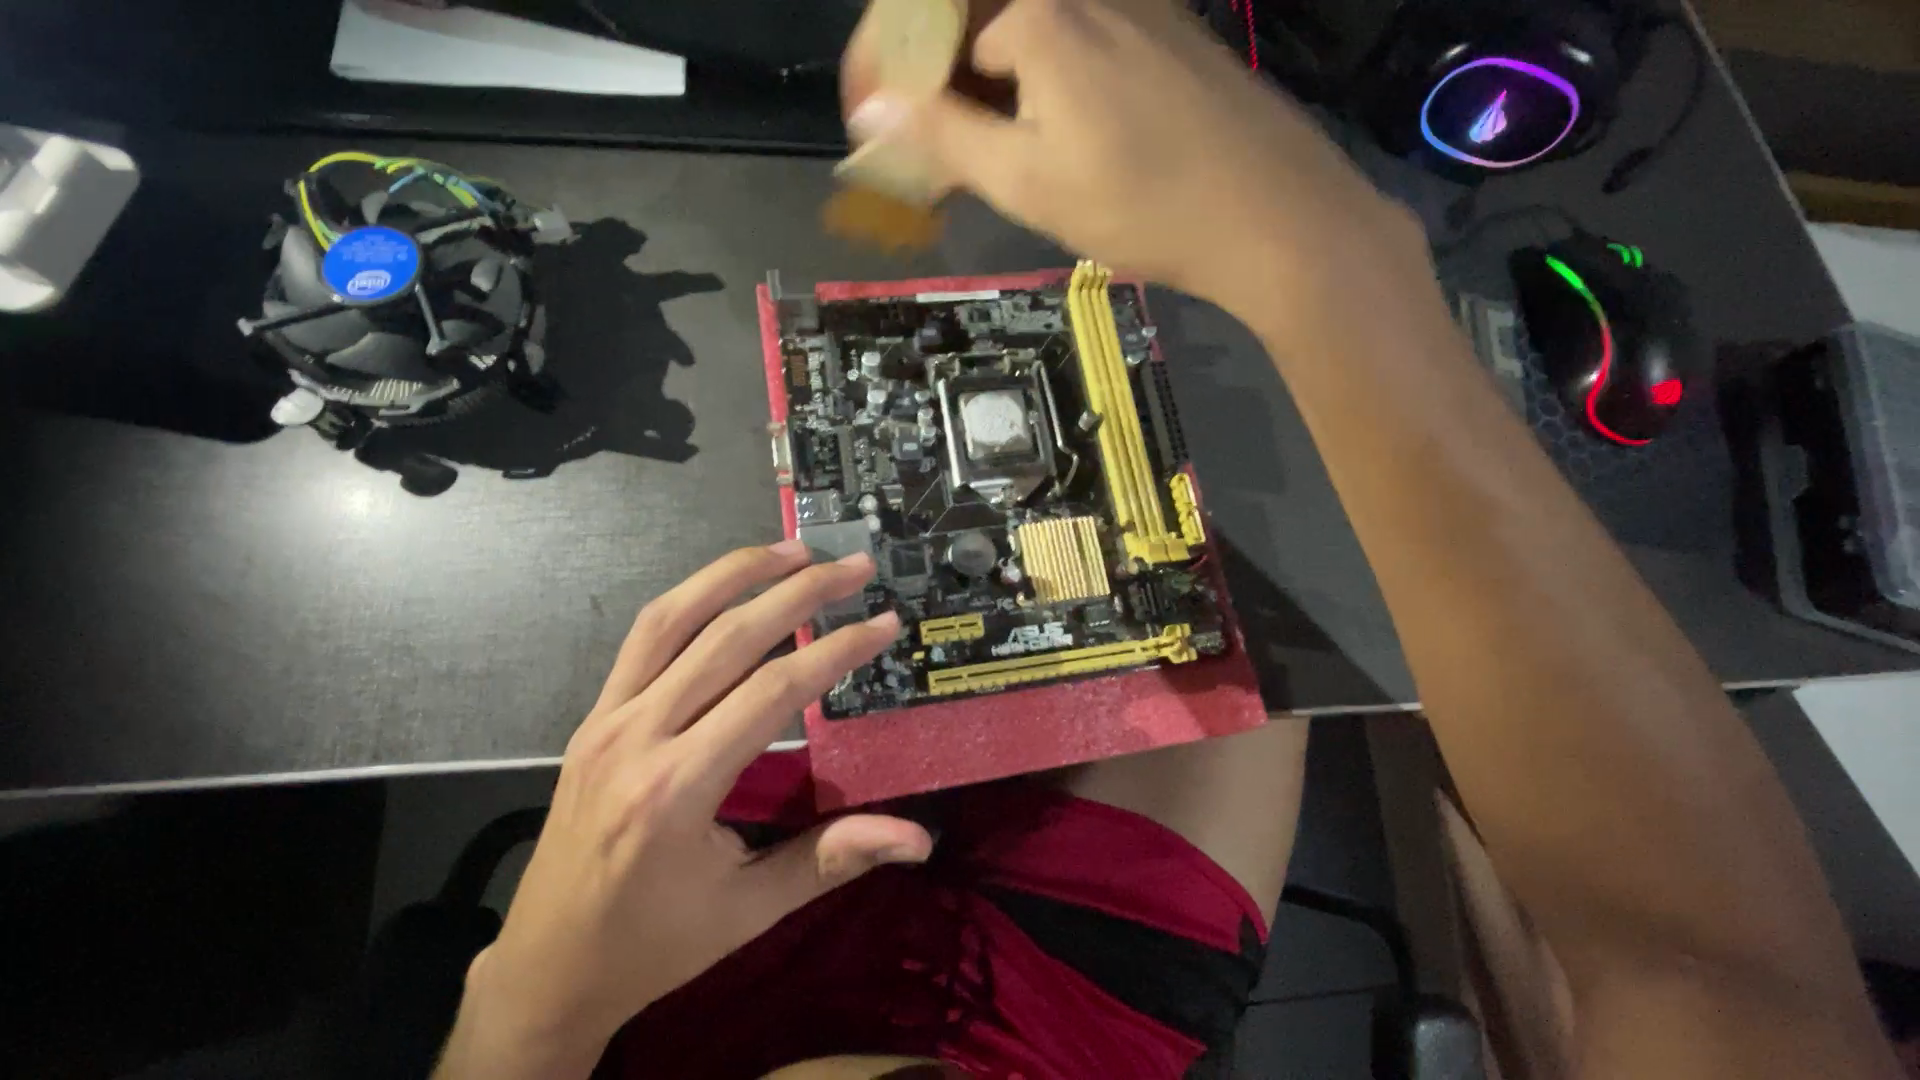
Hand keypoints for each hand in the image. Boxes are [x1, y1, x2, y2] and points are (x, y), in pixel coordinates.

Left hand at [436, 542, 931, 1078]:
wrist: (548, 967)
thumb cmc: (653, 944)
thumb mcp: (748, 910)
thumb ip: (831, 859)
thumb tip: (918, 839)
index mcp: (677, 788)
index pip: (771, 691)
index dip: (836, 650)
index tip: (883, 623)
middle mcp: (636, 735)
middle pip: (727, 638)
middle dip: (799, 592)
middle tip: (854, 566)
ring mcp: (606, 718)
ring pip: (673, 618)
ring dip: (736, 573)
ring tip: (794, 548)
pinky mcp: (594, 715)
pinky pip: (643, 638)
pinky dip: (692, 598)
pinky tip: (729, 585)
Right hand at [841, 0, 1428, 334]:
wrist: (1275, 216)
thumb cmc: (1144, 207)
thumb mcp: (1027, 183)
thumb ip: (942, 136)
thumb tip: (870, 108)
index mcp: (1040, 14)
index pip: (928, 18)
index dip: (884, 64)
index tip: (867, 116)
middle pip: (977, 15)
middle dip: (934, 75)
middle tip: (921, 143)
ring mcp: (1134, 5)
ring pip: (1026, 29)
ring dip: (983, 81)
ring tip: (975, 150)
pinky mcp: (1165, 31)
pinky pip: (1075, 37)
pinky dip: (1036, 78)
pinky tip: (1041, 130)